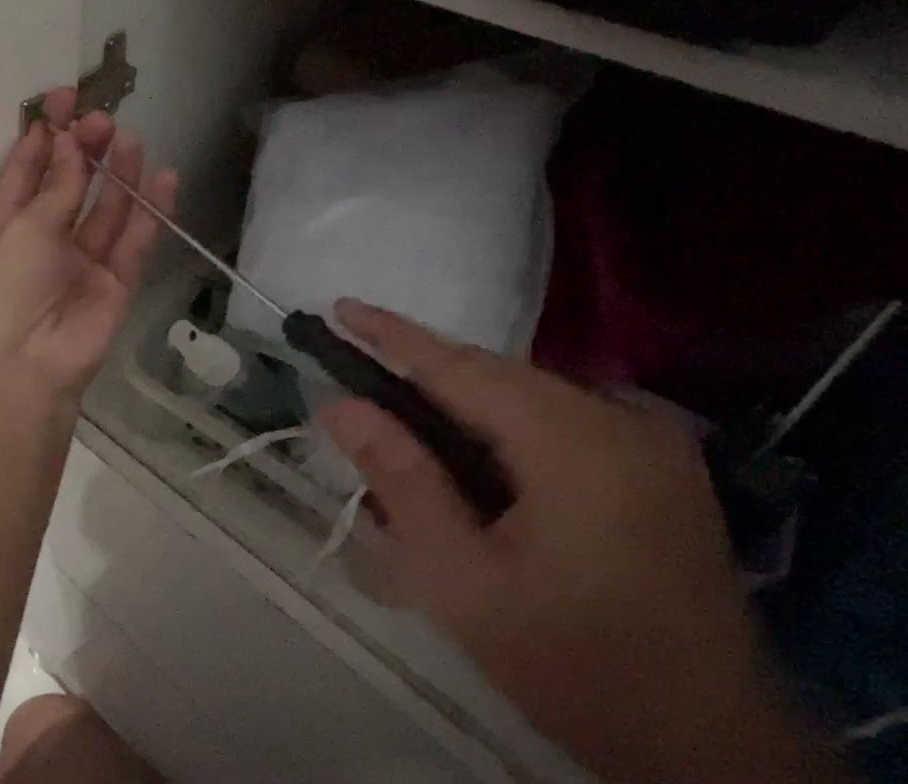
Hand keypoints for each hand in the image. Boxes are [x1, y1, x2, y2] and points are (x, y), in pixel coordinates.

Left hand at [0, 87, 176, 423]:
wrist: (27, 368)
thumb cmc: (7, 289)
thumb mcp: (23, 227)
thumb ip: (56, 186)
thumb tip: (69, 141)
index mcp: (4, 222)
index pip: (25, 168)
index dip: (44, 134)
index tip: (63, 99)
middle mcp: (42, 237)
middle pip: (68, 183)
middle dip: (83, 148)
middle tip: (102, 118)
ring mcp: (80, 260)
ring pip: (103, 207)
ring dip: (116, 173)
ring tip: (128, 138)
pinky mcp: (114, 281)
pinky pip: (134, 239)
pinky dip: (149, 210)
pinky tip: (163, 177)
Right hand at [320, 299, 843, 783]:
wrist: (708, 744)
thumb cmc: (570, 662)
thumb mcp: (461, 578)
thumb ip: (401, 480)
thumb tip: (339, 405)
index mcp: (575, 446)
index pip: (462, 367)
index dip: (393, 335)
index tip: (337, 307)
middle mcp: (623, 424)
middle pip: (498, 374)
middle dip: (423, 368)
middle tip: (353, 374)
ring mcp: (652, 445)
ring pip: (529, 393)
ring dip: (460, 398)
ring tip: (398, 418)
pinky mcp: (661, 469)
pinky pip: (561, 418)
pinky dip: (503, 422)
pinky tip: (470, 455)